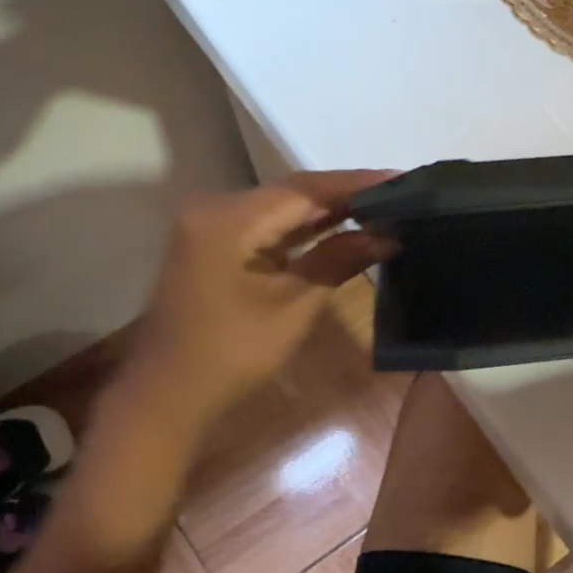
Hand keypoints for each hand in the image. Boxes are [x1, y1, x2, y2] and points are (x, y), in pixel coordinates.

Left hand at [128, 170, 397, 414]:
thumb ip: (337, 261)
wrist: (170, 393)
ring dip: (326, 211)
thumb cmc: (233, 354)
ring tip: (380, 208)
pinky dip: (302, 229)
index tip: (403, 179)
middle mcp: (215, 208)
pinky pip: (266, 228)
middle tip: (399, 194)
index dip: (356, 184)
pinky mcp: (214, 246)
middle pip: (291, 193)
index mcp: (229, 219)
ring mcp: (211, 226)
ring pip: (279, 208)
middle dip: (345, 194)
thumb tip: (386, 235)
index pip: (305, 190)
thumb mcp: (293, 307)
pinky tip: (339, 228)